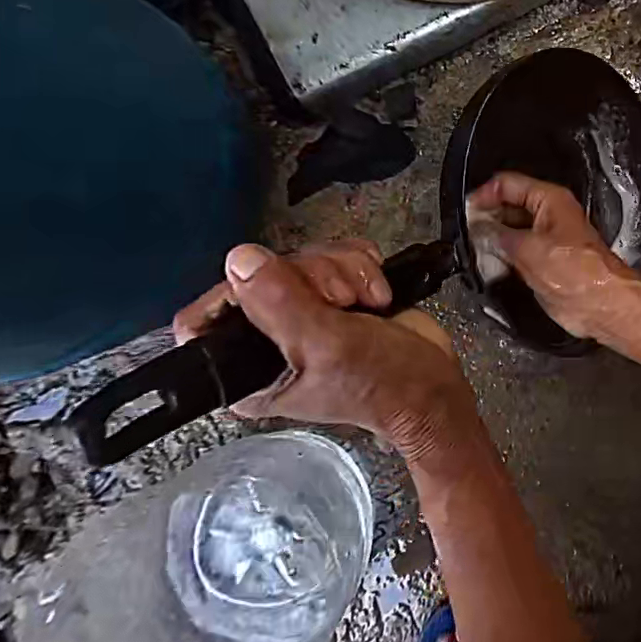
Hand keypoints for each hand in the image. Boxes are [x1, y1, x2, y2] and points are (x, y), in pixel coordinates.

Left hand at [175, 242, 478, 463]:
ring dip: (343, 270)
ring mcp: (301, 311)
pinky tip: (375, 291)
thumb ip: (282, 304)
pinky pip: (329, 254)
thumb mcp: (328, 347)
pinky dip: (358, 264)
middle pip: (259, 274)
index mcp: (246, 370)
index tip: (281, 292)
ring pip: (299, 257)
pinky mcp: (332, 293)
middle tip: (342, 301)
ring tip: (367, 302)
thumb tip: (240, 260)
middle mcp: (266, 339)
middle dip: (311, 276)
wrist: (436, 386)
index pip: (204, 320)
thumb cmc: (384, 385)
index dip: (237, 294)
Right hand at [465, 172, 640, 340]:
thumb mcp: (527, 249)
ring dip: (492, 241)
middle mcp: (547, 215)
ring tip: (475, 252)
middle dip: (486, 219)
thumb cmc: (575, 272)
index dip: (484, 195)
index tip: (466, 212)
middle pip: (507, 207)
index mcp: (548, 200)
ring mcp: (545, 239)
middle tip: (467, 234)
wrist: (600, 306)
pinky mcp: (543, 262)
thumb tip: (478, 230)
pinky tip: (488, 267)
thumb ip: (497, 236)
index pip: (507, 184)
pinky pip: (515, 253)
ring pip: (509, 231)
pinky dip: (501, 258)